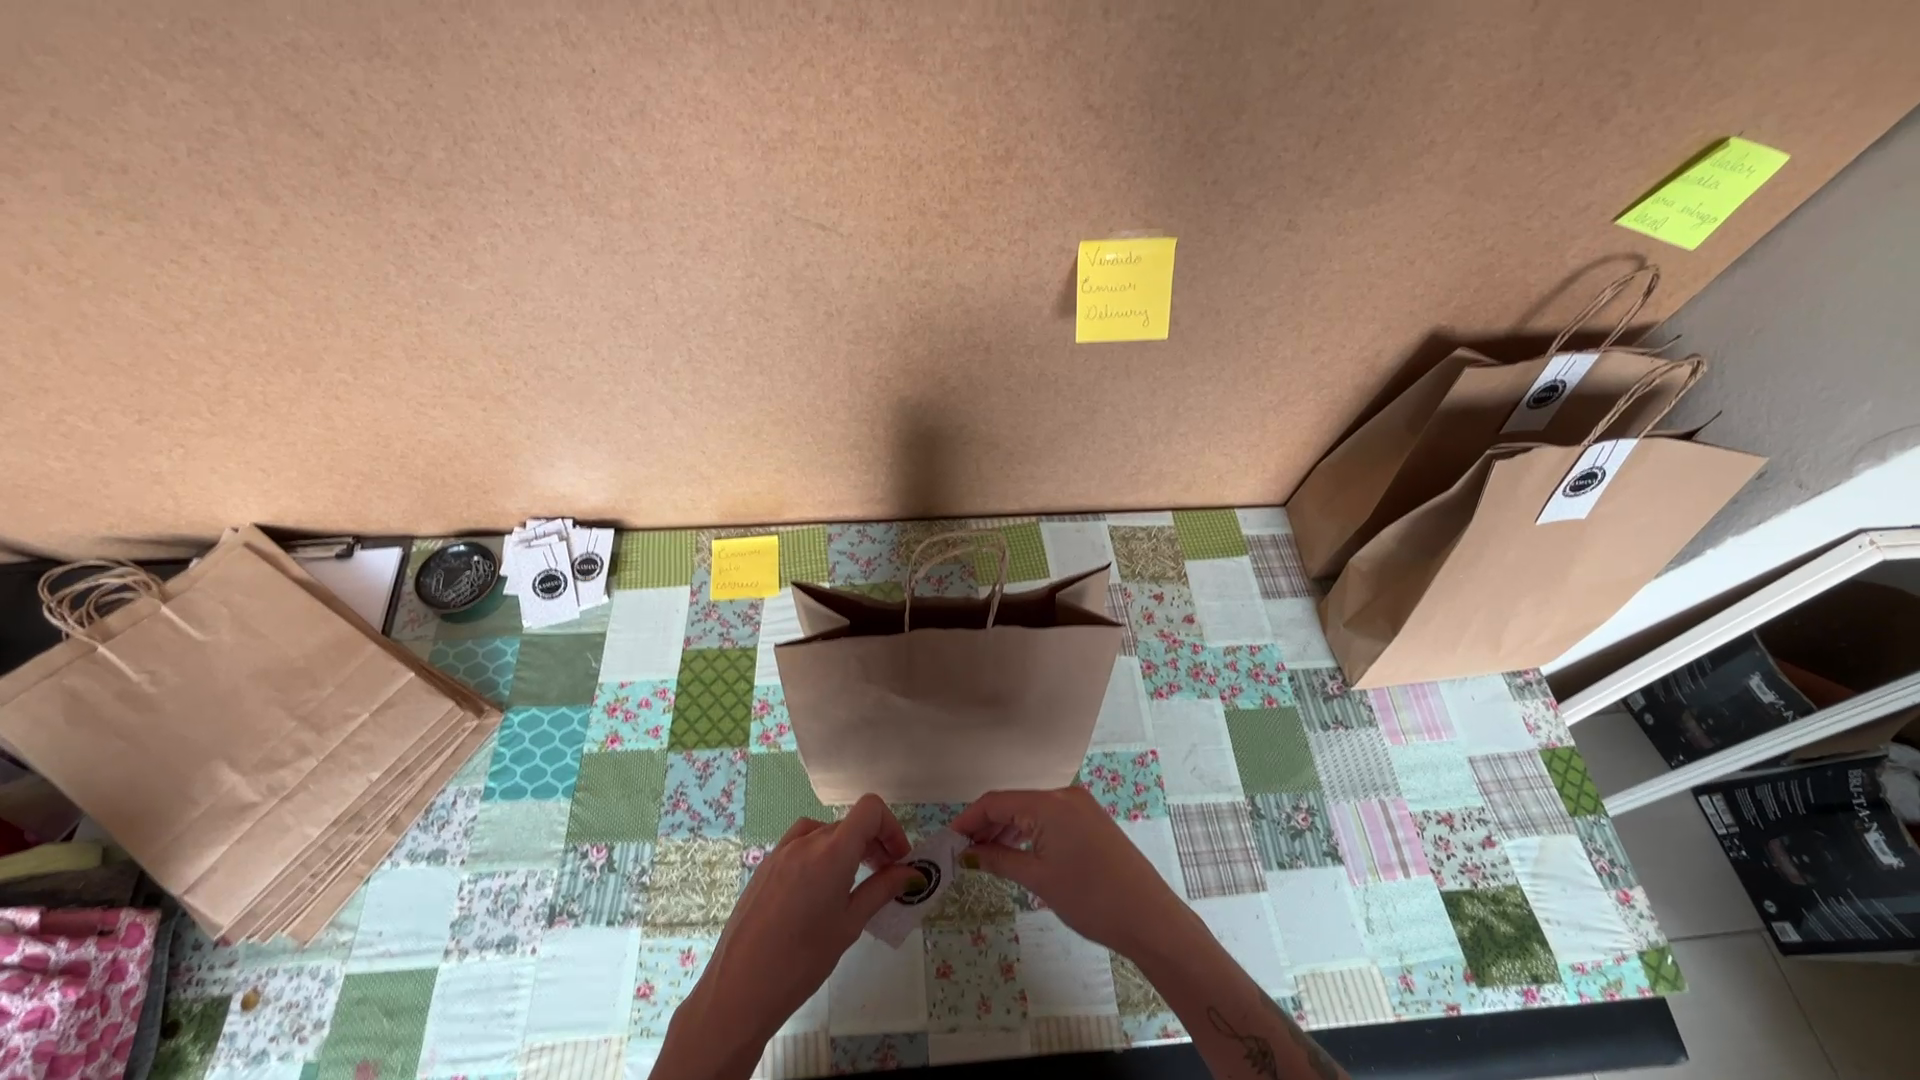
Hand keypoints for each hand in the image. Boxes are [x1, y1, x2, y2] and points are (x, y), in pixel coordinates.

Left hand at [662, 794, 920, 1070]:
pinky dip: (820, 854)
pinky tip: (819, 890)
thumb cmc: (802, 961)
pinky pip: (800, 846)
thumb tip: (911, 873)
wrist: (738, 990)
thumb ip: (881, 890)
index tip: (898, 860)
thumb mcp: (850, 925)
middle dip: (873, 843)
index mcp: (831, 852)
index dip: (891, 828)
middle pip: (849, 823)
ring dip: (846, 847)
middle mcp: (805, 842)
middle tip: (885, 877)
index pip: (870, 810)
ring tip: (853, 882)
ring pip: (824, 833)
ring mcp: (780, 852)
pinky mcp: (764, 867)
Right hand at [951, 786, 1185, 954]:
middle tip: (961, 852)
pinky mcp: (1092, 821)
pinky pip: (1050, 819)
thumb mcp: (1038, 880)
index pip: (995, 801)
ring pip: (1031, 811)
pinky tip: (1015, 853)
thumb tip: (968, 854)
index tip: (947, 841)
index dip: (968, 820)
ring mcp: (1082, 807)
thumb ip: (998, 860)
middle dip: (986, 825)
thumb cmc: (1091, 899)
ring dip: (1006, 830)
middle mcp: (1065, 795)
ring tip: (983, 856)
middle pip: (1013, 803)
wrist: (1150, 918)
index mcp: (1050, 803)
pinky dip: (1029, 833)